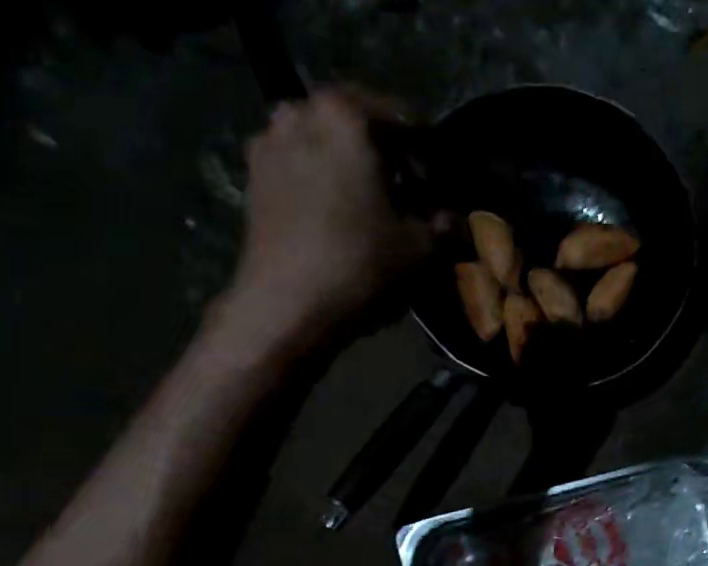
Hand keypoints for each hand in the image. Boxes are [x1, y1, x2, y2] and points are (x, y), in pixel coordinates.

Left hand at [230, 88, 436, 331]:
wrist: (285, 310)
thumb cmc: (360, 267)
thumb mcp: (421, 250)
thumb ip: (444, 227)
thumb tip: (455, 222)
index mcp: (347, 113)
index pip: (406, 120)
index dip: (429, 158)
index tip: (437, 192)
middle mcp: (300, 112)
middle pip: (360, 130)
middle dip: (386, 161)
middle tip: (406, 203)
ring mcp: (268, 145)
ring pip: (327, 150)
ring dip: (351, 174)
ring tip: (370, 216)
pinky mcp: (252, 181)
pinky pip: (301, 173)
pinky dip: (323, 190)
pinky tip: (338, 226)